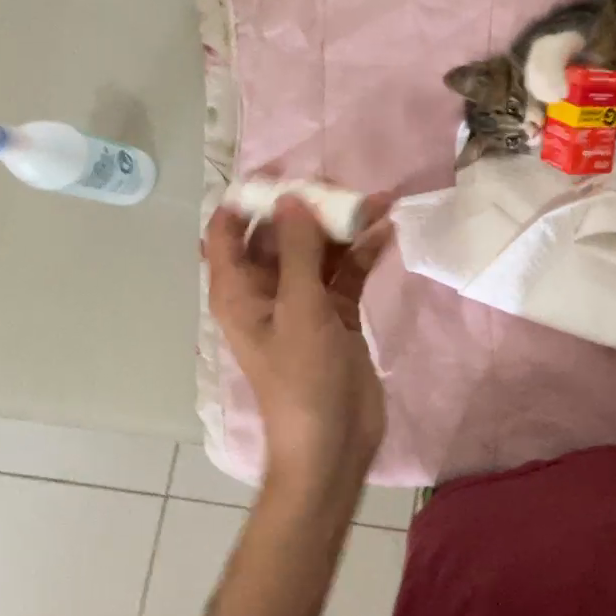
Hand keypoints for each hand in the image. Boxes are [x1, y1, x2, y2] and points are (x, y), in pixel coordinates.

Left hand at [204, 191, 394, 501]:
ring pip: (319, 250)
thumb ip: (297, 252)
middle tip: (344, 183)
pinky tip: (387, 232)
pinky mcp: (336, 314)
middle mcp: (267, 290)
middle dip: (309, 207)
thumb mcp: (299, 310)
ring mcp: (304, 302)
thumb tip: (294, 199)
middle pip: (280, 234)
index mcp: (239, 290)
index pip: (228, 230)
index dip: (250, 199)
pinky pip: (347, 272)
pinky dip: (364, 253)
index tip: (286, 173)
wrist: (334, 442)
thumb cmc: (303, 379)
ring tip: (379, 201)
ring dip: (344, 227)